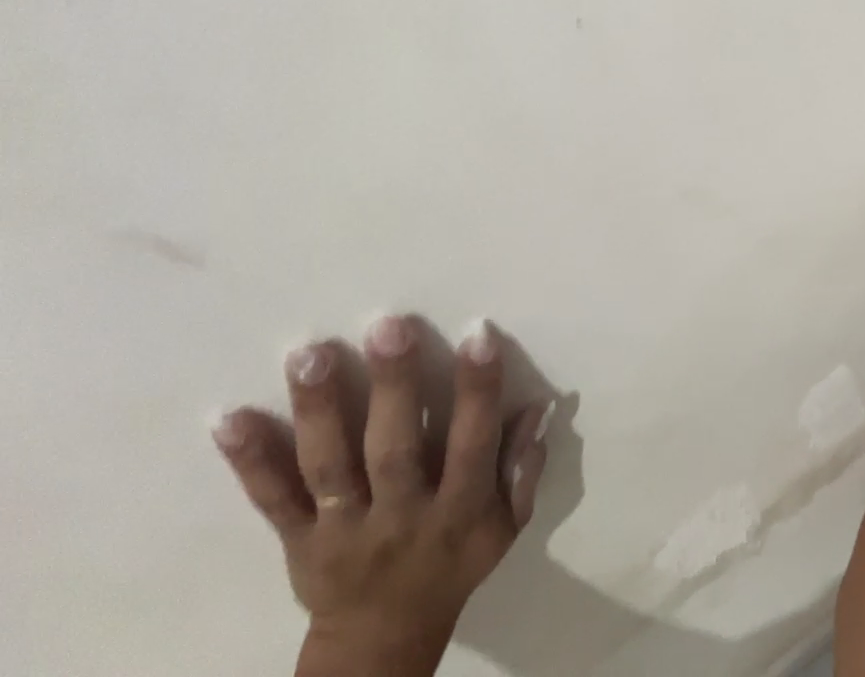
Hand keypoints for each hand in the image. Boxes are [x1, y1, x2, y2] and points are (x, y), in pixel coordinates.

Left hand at [213, 317, 551, 676]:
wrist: (384, 635)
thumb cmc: (457, 564)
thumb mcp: (508, 524)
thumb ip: (522, 468)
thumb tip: (537, 407)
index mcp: (460, 510)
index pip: (472, 442)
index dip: (477, 390)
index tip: (478, 336)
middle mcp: (402, 516)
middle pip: (394, 448)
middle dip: (392, 386)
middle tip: (388, 327)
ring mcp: (344, 528)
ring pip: (329, 465)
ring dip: (319, 408)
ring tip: (311, 353)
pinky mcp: (297, 539)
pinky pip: (272, 499)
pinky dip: (250, 460)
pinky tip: (229, 418)